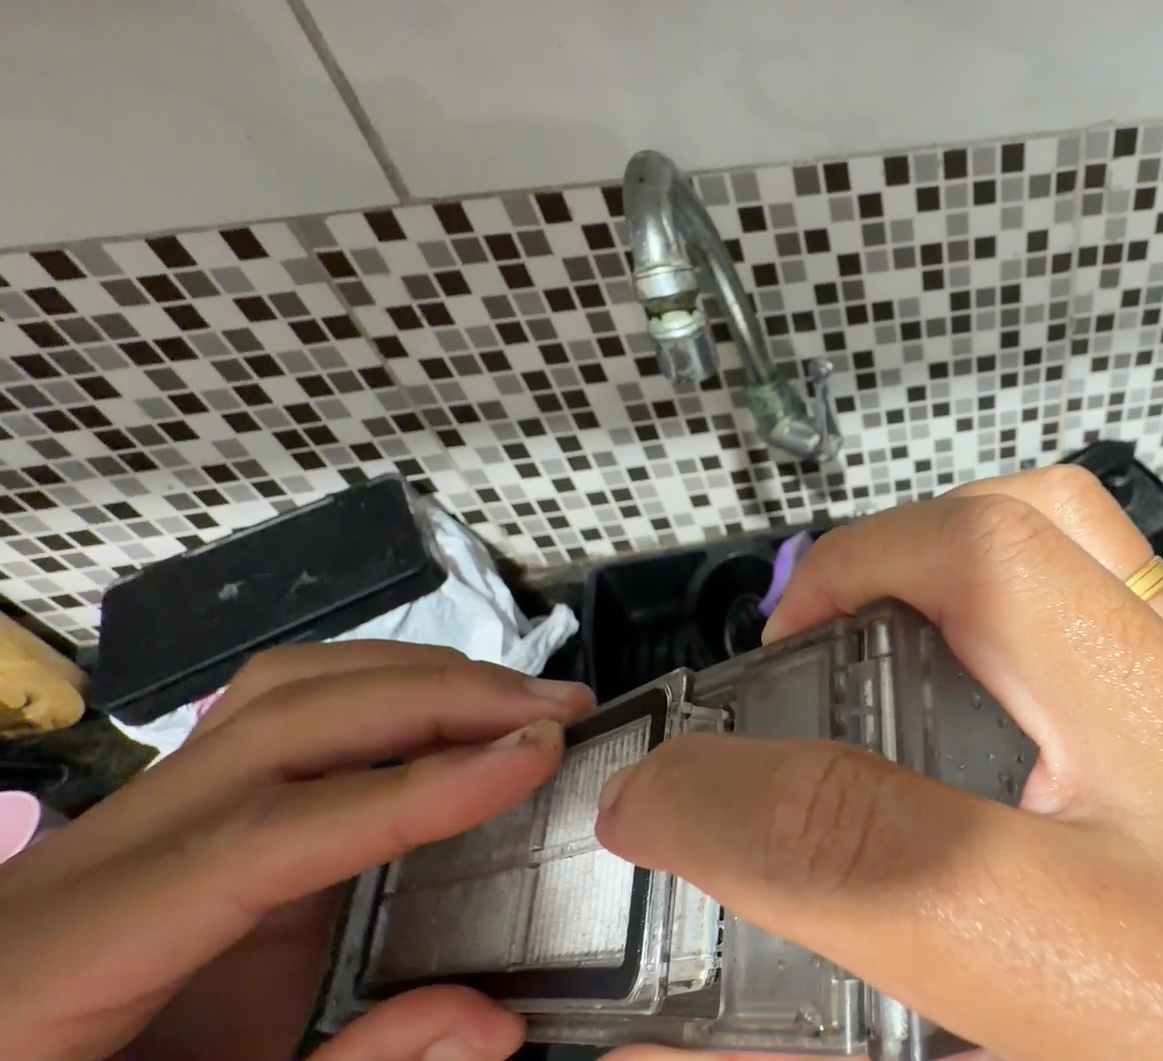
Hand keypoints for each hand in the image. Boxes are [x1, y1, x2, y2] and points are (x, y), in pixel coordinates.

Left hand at [0, 641, 593, 1060]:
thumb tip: (499, 1020)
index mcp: (66, 959)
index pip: (263, 836)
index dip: (415, 790)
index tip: (538, 754)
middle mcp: (89, 858)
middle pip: (282, 725)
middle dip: (442, 701)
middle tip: (561, 711)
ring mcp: (133, 814)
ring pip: (281, 690)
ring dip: (418, 677)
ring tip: (519, 701)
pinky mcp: (181, 802)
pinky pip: (280, 705)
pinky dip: (382, 684)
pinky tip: (447, 709)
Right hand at [596, 466, 1162, 1059]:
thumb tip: (653, 1034)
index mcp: (1154, 977)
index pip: (879, 837)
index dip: (722, 801)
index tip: (656, 791)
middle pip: (1001, 571)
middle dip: (855, 565)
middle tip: (791, 632)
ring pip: (1076, 527)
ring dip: (941, 538)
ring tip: (872, 609)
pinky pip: (1119, 573)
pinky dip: (1014, 567)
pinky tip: (967, 638)